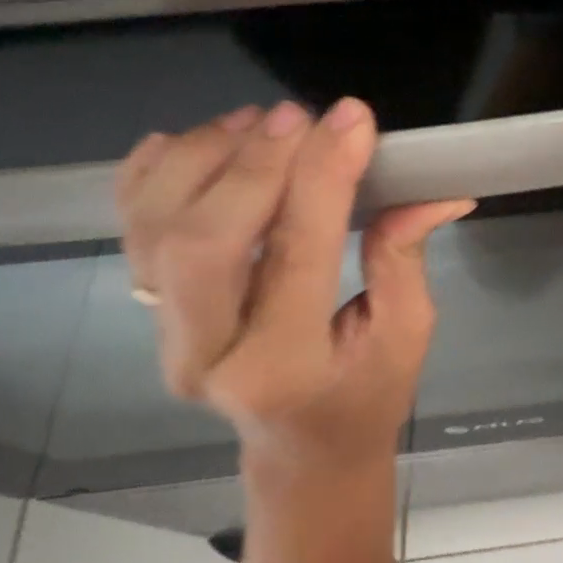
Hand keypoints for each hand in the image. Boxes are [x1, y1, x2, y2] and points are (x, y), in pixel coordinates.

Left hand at [115, 99, 473, 487]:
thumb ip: (404, 259)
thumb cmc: (368, 394)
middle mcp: (208, 355)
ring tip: (258, 123)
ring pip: (154, 227)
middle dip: (250, 166)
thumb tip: (432, 189)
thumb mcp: (407, 336)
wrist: (304, 446)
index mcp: (287, 368)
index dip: (325, 177)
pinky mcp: (149, 314)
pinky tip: (194, 141)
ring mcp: (164, 336)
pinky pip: (130, 229)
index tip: (354, 119)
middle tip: (299, 116)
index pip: (299, 255)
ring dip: (202, 159)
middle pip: (202, 241)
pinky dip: (152, 173)